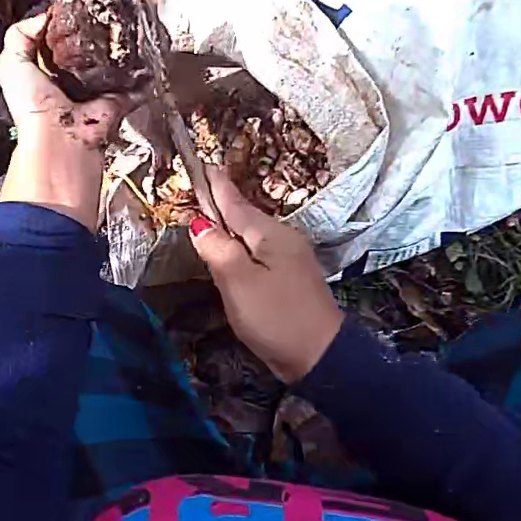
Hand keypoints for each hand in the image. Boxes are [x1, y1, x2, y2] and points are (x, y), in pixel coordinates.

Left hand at [0, 14, 130, 229]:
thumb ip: (19, 35)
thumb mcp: (11, 63)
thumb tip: (45, 17)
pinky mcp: (117, 103)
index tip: (76, 4)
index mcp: (45, 73)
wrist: (60, 137)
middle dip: (95, 34)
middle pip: (87, 52)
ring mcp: (96, 93)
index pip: (56, 42)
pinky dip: (143, 77)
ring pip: (111, 67)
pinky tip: (146, 56)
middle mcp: (71, 82)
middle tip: (105, 12)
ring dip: (119, 51)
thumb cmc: (32, 105)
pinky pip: (134, 87)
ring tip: (126, 27)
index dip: (64, 24)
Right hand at [188, 172, 344, 382]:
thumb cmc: (276, 317)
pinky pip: (260, 255)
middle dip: (223, 205)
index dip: (217, 187)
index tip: (205, 165)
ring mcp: (291, 260)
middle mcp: (283, 240)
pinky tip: (232, 254)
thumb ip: (218, 249)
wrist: (321, 355)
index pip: (236, 204)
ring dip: (232, 227)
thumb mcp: (239, 282)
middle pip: (246, 218)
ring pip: (253, 237)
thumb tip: (200, 224)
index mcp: (270, 235)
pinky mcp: (291, 280)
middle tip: (200, 189)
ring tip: (209, 217)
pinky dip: (242, 249)